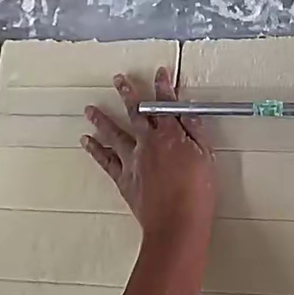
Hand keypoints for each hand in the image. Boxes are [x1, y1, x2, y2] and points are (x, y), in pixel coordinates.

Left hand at [82, 67, 216, 245]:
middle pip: (136, 113)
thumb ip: (196, 132)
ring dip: (102, 119)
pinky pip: (105, 160)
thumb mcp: (207, 157)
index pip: (167, 104)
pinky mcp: (123, 178)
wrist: (176, 222)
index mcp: (171, 135)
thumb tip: (187, 112)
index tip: (160, 72)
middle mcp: (149, 142)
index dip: (164, 86)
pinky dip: (95, 149)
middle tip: (118, 79)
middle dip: (128, 94)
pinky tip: (86, 141)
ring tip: (90, 109)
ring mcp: (133, 160)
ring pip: (114, 134)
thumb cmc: (198, 191)